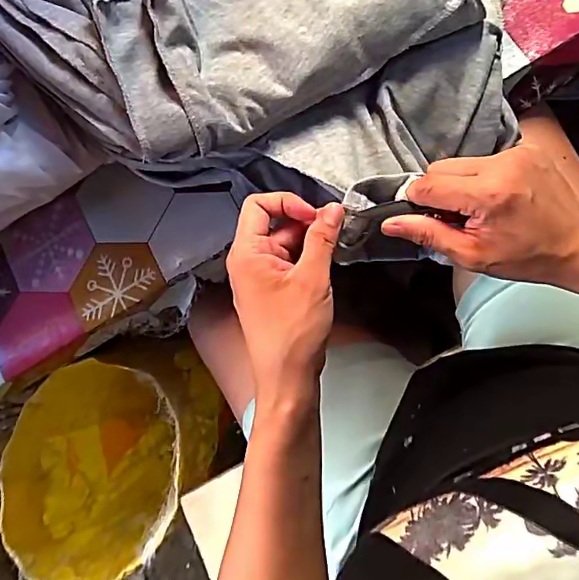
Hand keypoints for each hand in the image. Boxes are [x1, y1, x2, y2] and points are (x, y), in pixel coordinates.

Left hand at [225, 193, 343, 409]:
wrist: (287, 377)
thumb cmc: (291, 337)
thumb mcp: (313, 278)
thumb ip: (322, 239)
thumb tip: (331, 211)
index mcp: (246, 254)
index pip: (258, 205)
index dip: (288, 202)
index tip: (314, 214)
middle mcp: (247, 262)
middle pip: (274, 222)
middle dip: (304, 222)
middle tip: (332, 230)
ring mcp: (258, 276)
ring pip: (284, 242)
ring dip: (308, 241)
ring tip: (332, 250)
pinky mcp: (271, 289)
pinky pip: (288, 261)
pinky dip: (307, 258)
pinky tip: (324, 266)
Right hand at [379, 145, 578, 285]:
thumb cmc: (529, 257)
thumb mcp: (473, 255)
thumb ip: (428, 234)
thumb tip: (391, 222)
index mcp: (488, 194)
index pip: (427, 185)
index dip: (418, 203)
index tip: (427, 218)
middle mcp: (501, 166)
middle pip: (440, 168)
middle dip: (439, 192)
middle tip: (457, 217)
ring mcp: (516, 153)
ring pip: (459, 162)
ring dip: (459, 183)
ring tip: (480, 208)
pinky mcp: (525, 149)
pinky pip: (482, 159)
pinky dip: (480, 176)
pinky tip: (497, 197)